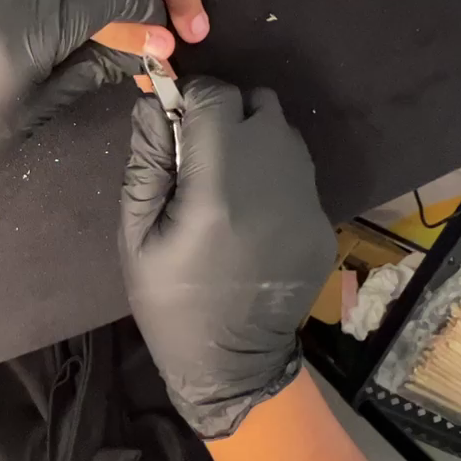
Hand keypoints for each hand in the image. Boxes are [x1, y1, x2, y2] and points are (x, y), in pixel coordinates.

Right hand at [120, 78, 336, 437]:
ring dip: (254, 140)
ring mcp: (308, 202)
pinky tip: (252, 216)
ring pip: (285, 133)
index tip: (175, 119)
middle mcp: (273, 181)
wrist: (232, 363)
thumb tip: (153, 103)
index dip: (191, 97)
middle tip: (200, 153)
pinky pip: (298, 173)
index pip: (217, 96)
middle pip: (259, 103)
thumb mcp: (137, 235)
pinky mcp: (324, 222)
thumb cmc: (170, 301)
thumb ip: (147, 162)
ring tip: (227, 183)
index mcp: (218, 186)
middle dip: (226, 114)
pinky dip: (273, 176)